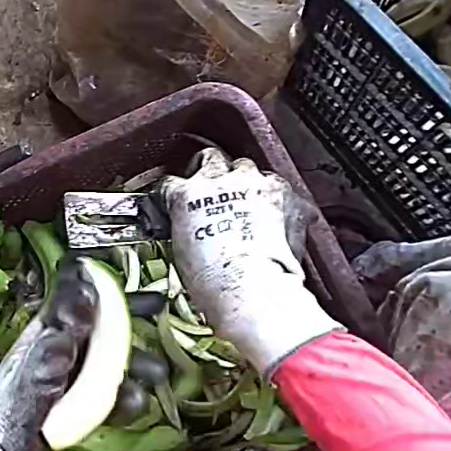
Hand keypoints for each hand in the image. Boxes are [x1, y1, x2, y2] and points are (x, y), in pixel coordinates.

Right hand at [159, 148, 339, 372]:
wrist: (254, 292)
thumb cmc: (215, 283)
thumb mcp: (182, 253)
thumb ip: (186, 229)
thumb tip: (193, 230)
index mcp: (185, 196)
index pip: (169, 183)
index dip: (172, 193)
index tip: (176, 200)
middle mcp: (218, 180)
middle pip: (211, 159)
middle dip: (212, 172)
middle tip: (214, 192)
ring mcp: (251, 183)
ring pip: (246, 167)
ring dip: (244, 182)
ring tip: (247, 205)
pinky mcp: (281, 193)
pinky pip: (277, 187)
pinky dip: (274, 199)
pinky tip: (274, 217)